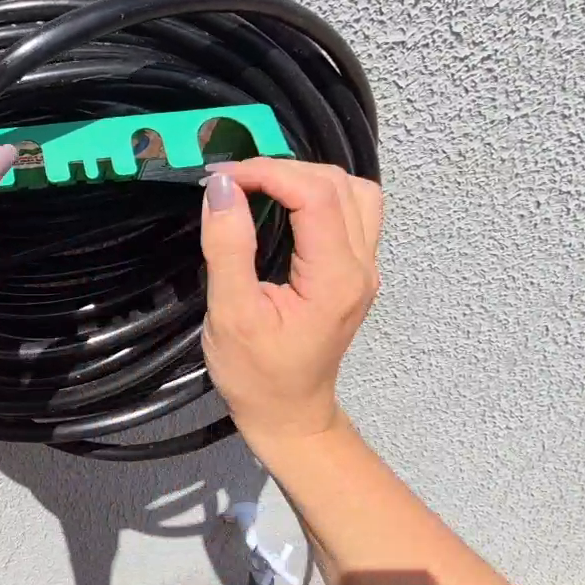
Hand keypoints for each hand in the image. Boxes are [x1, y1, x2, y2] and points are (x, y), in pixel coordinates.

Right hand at [198, 159, 383, 450]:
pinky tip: (284, 203)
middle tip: (232, 182)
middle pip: (339, 184)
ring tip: (259, 186)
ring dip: (306, 177)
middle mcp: (361, 266)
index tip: (220, 179)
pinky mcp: (354, 271)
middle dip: (283, 169)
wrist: (287, 415)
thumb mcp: (230, 313)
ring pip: (354, 191)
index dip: (268, 172)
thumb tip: (222, 188)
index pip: (315, 195)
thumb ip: (228, 247)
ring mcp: (364, 268)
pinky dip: (317, 193)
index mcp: (335, 277)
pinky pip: (350, 211)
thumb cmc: (255, 373)